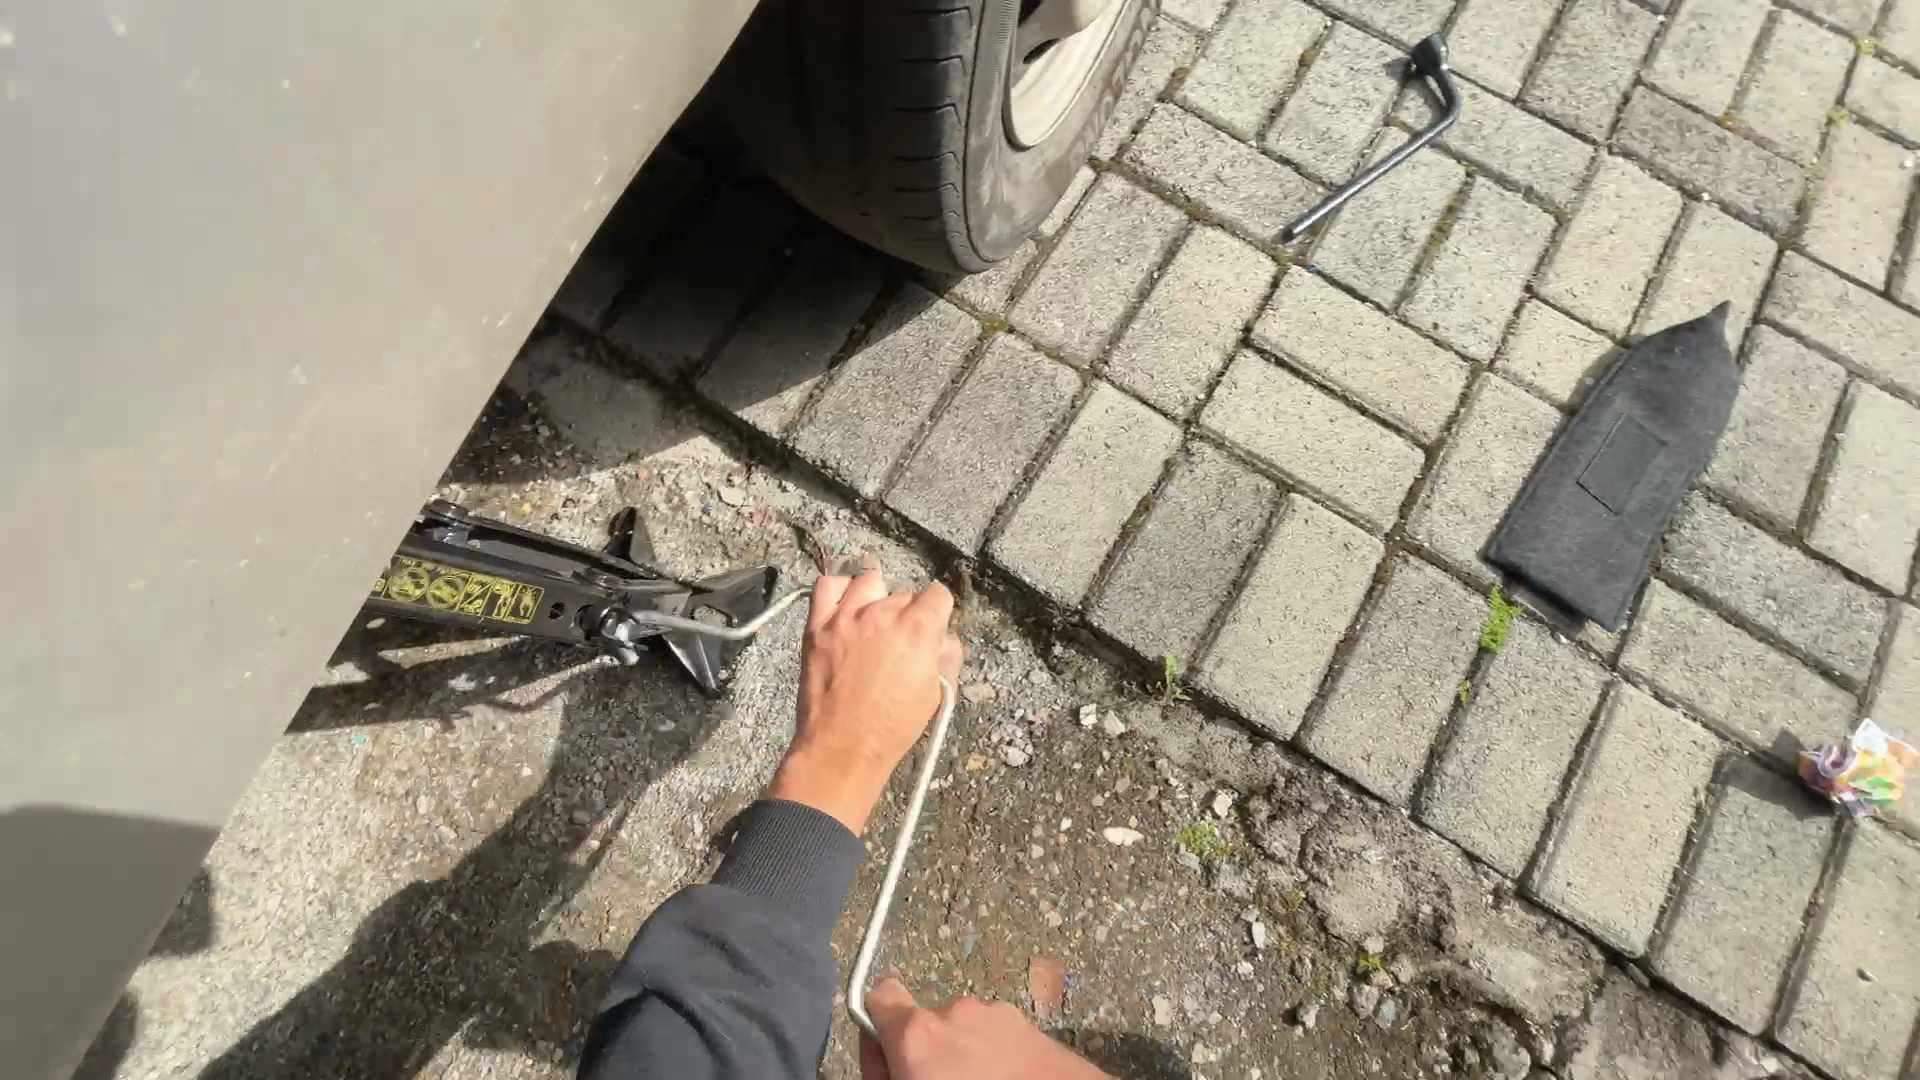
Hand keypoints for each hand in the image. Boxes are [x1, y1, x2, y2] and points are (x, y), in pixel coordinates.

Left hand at [764, 570, 962, 831]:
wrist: (842, 748)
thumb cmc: (892, 727)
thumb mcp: (937, 693)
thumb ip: (947, 656)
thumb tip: (945, 638)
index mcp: (919, 628)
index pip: (938, 594)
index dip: (938, 612)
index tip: (932, 626)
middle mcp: (884, 614)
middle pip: (904, 593)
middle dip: (906, 613)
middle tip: (900, 642)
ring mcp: (847, 617)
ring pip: (869, 580)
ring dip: (876, 596)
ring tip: (872, 620)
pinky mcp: (818, 626)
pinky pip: (827, 586)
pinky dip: (838, 591)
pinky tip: (844, 608)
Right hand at [857, 978, 1109, 1079]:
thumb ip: (892, 1075)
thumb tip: (891, 1068)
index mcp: (916, 1035)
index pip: (876, 998)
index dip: (874, 1037)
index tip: (887, 1071)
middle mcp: (951, 1011)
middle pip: (920, 1026)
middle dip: (922, 1061)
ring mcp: (991, 1013)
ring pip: (959, 1034)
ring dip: (960, 1061)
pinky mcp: (1024, 1022)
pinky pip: (992, 1037)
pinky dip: (991, 1060)